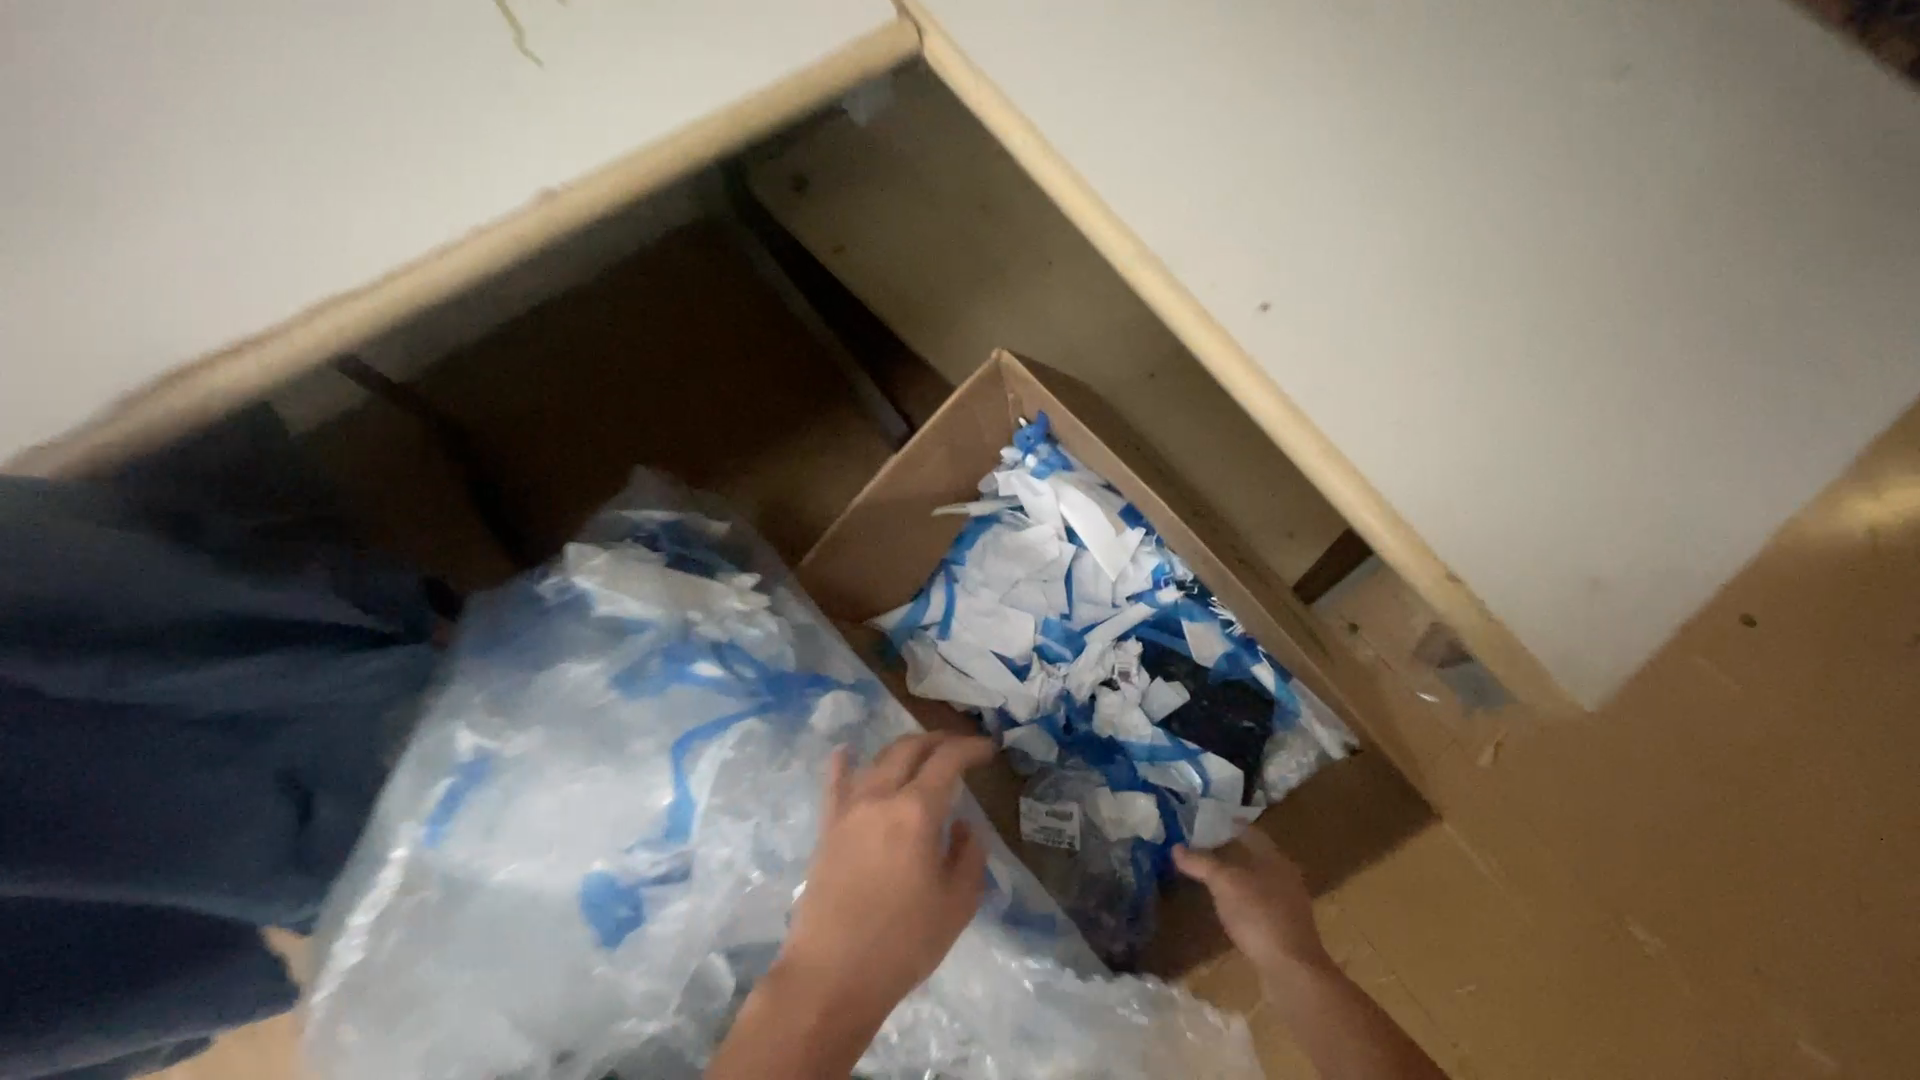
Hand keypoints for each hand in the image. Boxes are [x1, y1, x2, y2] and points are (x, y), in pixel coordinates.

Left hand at [775, 733, 993, 1030]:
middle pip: (909, 749)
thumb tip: (962, 826)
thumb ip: (968, 856)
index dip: (970, 748)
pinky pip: (835, 784)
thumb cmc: (904, 943)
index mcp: (917, 811)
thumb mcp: (957, 904)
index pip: (948, 761)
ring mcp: (848, 810)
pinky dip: (844, 763)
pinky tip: (845, 752)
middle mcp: (880, 797)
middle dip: (938, 741)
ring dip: (903, 749)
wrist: (832, 974)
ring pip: (876, 760)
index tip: (988, 749)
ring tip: (921, 753)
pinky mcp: (826, 829)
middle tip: (959, 748)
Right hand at [1173, 828, 1332, 979]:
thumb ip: (1201, 863)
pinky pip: (1260, 902)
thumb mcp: (1224, 883)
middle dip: (1234, 850)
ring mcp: (1288, 904)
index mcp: (1275, 859)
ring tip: (1212, 875)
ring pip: (1259, 880)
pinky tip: (1229, 907)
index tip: (1212, 820)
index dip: (1233, 825)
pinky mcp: (1285, 928)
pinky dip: (1243, 898)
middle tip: (1205, 845)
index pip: (1252, 833)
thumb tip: (1175, 847)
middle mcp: (1286, 877)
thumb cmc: (1258, 914)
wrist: (1291, 968)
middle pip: (1257, 856)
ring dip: (1238, 876)